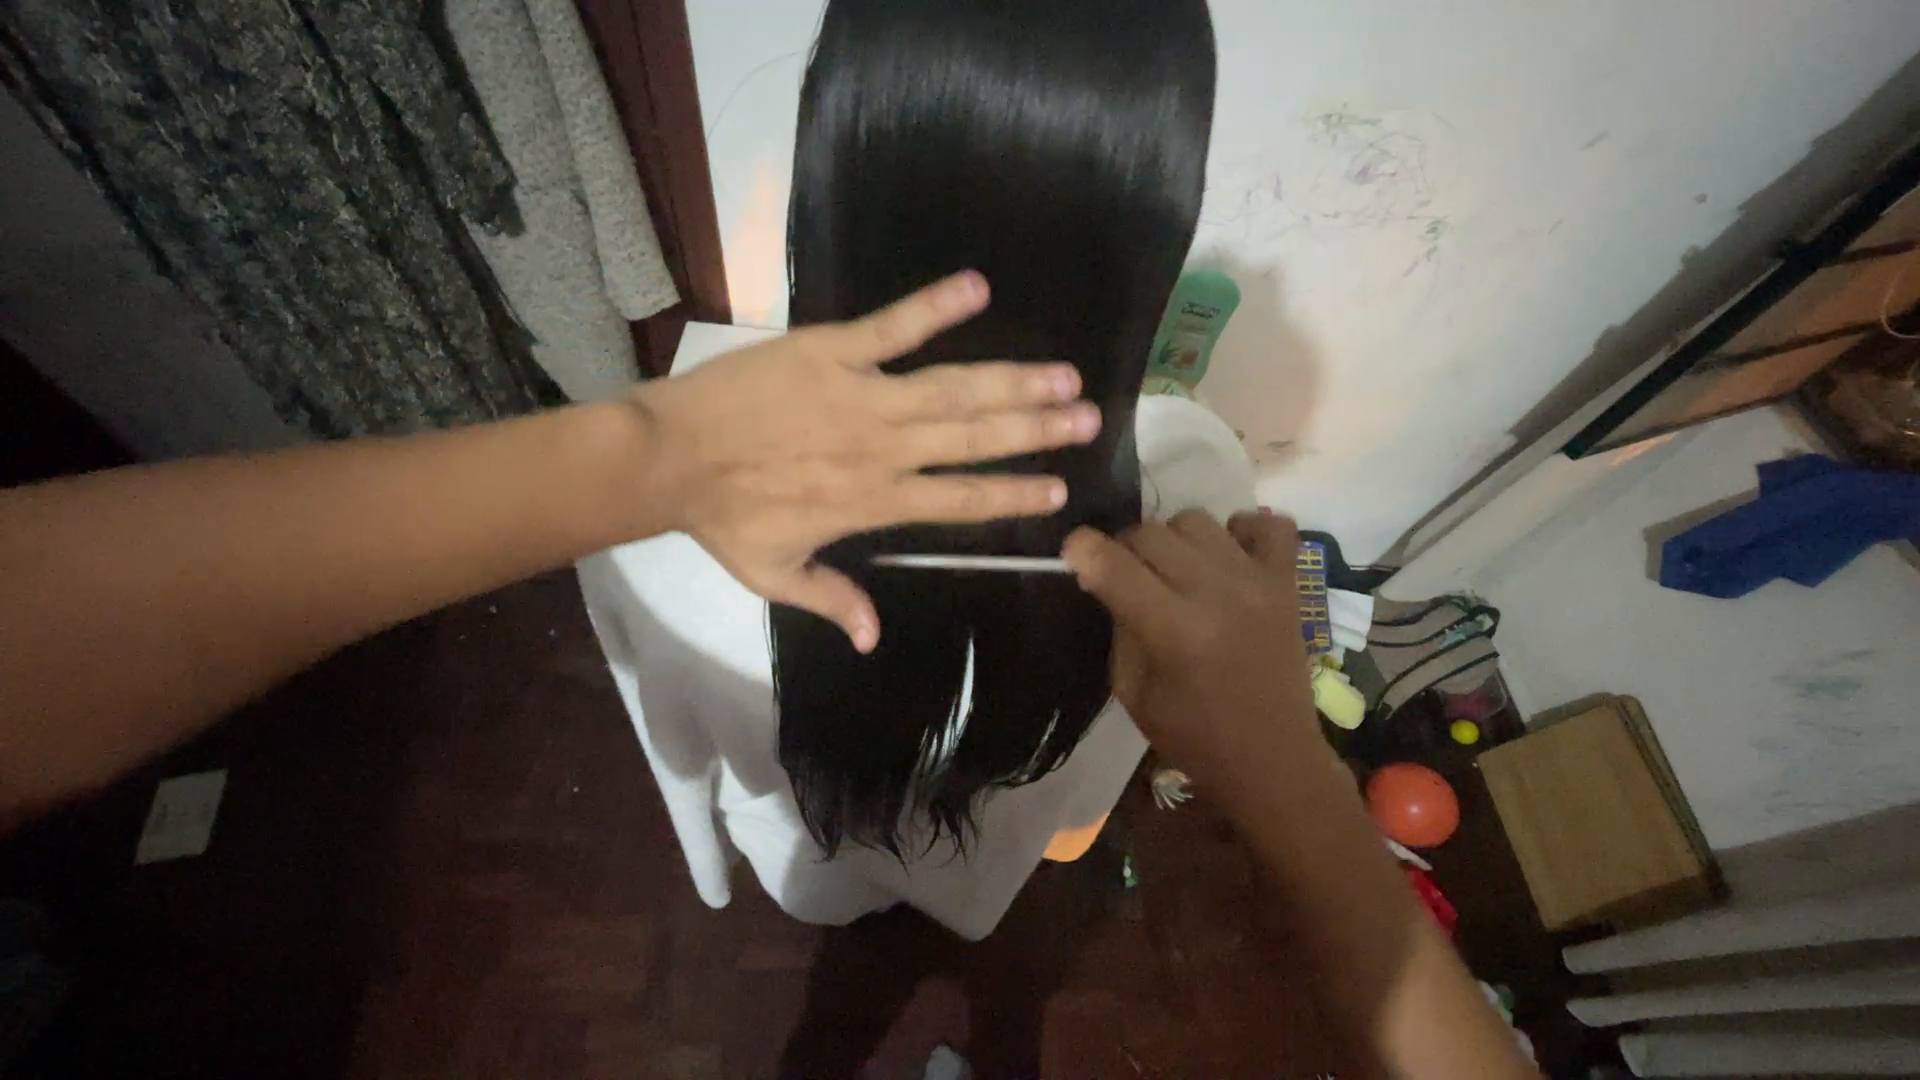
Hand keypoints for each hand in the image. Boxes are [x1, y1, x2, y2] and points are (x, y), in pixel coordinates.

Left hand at [633, 271, 1099, 651]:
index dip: (1013, 494)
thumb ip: (832, 600)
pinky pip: (891, 326)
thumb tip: (871, 638)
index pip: (961, 500)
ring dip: (1011, 381)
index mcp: (875, 502)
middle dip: (1036, 431)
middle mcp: (884, 449)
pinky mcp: (831, 351)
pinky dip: (934, 306)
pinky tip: (977, 287)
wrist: (668, 459)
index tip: (1059, 489)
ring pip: (951, 388)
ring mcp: (862, 395)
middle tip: (1088, 418)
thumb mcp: (777, 575)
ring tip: (1063, 374)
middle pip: (973, 440)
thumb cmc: (724, 518)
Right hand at [1062, 509, 1324, 799]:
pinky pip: (1269, 523)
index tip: (1073, 555)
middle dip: (1123, 548)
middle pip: (1150, 532)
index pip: (1113, 564)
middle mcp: (1218, 594)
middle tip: (1124, 576)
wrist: (1273, 760)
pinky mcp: (1290, 582)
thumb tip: (1103, 574)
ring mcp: (1260, 582)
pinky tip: (1227, 557)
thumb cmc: (1192, 735)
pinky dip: (1241, 530)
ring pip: (1196, 519)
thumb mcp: (1132, 689)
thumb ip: (1118, 625)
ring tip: (1175, 571)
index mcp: (1175, 631)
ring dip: (1173, 539)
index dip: (1082, 550)